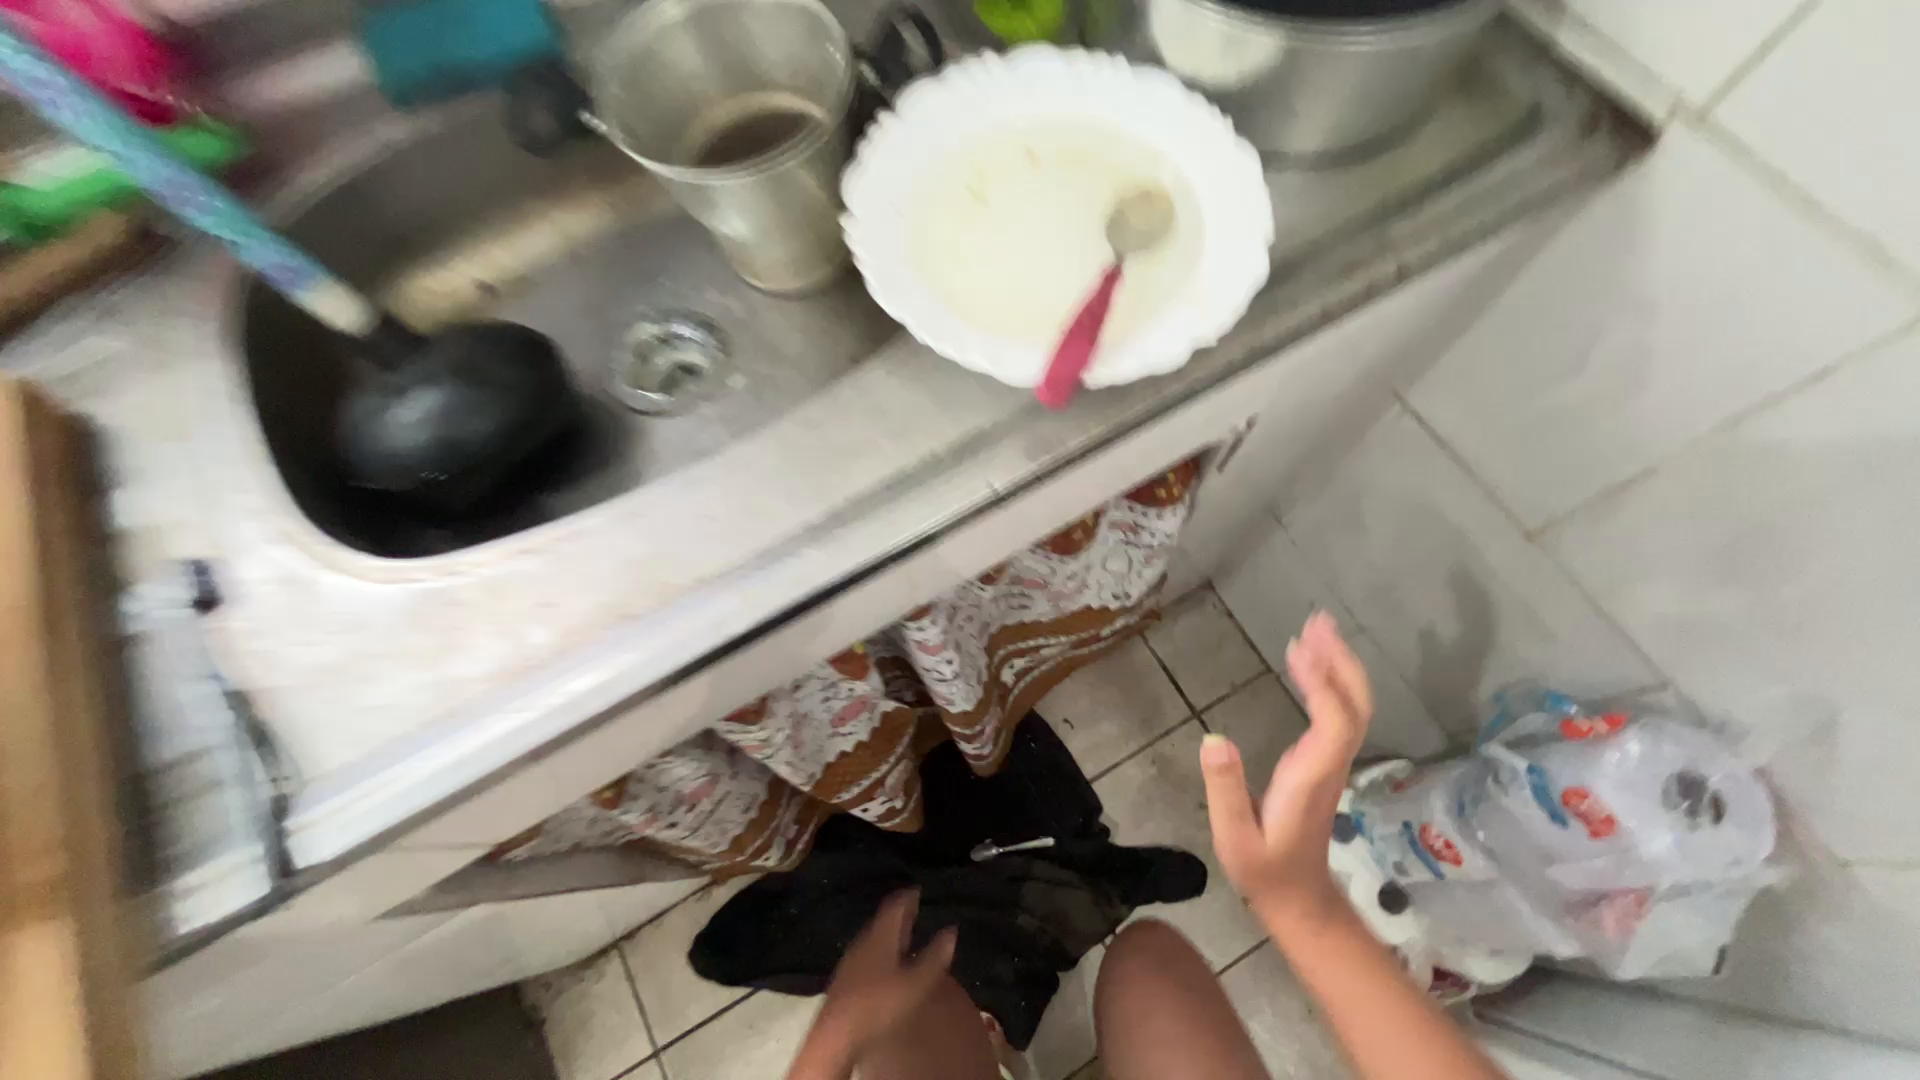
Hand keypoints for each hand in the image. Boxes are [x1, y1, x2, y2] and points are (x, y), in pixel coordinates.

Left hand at [814, 890, 957, 1056]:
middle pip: (883, 919)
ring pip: (874, 936)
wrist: (836, 1034)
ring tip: (904, 932)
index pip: (895, 906)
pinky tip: (886, 962)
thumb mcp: (916, 983)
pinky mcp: (845, 978)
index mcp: (882, 936)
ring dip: (889, 930)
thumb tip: (951, 930)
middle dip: (899, 912)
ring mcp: (852, 959)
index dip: (908, 896)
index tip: (919, 890)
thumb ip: (935, 956)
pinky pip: (867, 951)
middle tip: (914, 907)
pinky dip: (881, 947)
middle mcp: (864, 940)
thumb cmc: (880, 1004)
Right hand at [1199, 611, 1370, 922]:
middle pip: (1355, 705)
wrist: (1299, 899)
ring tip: (1312, 629)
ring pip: (1351, 706)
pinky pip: (1336, 712)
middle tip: (1317, 621)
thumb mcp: (1234, 837)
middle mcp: (1329, 762)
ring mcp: (1330, 761)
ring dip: (1337, 665)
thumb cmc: (1265, 870)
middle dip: (1341, 661)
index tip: (1299, 649)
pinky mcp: (1323, 761)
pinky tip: (1305, 663)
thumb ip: (1224, 789)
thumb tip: (1213, 738)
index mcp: (1311, 777)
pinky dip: (1326, 681)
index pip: (1334, 722)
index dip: (1324, 685)